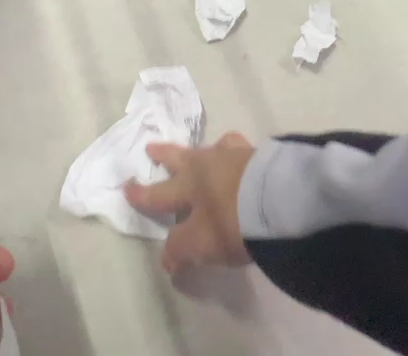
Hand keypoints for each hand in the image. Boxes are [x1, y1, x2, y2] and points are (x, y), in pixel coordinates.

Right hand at [123, 132, 255, 272]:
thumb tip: (166, 260)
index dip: (143, 194)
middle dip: (165, 155)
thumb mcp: (200, 243)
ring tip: (207, 150)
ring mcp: (238, 155)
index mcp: (189, 183)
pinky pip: (242, 151)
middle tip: (151, 147)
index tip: (128, 187)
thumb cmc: (232, 221)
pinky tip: (242, 159)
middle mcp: (209, 164)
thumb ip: (180, 249)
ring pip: (215, 147)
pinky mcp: (262, 156)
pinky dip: (236, 155)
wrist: (280, 199)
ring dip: (206, 150)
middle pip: (182, 158)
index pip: (160, 193)